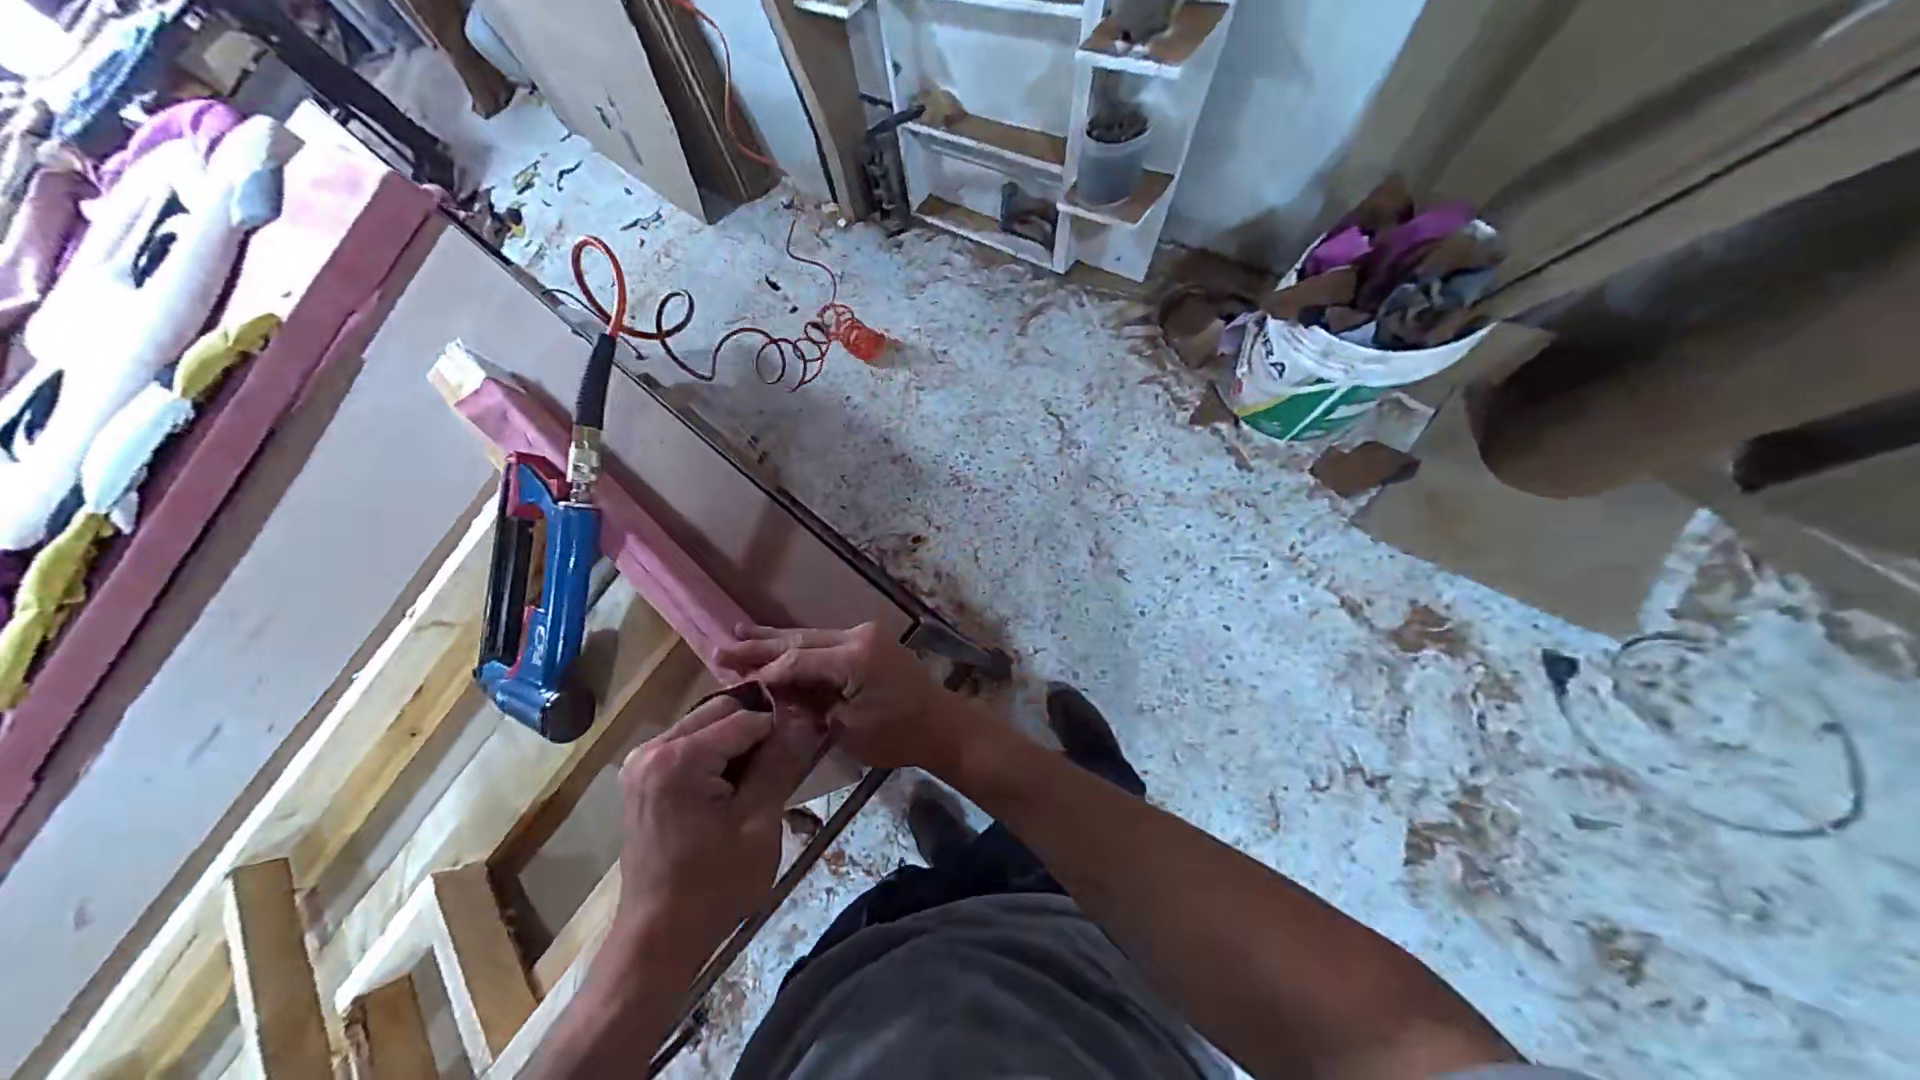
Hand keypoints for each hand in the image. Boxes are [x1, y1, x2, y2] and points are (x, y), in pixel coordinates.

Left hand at [614, 692, 825, 946]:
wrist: (659, 936)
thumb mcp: (759, 822)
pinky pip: (689, 744)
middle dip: (756, 731)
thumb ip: (781, 763)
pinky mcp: (641, 777)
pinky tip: (733, 785)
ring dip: (736, 741)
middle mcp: (651, 749)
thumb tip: (807, 720)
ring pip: (705, 724)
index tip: (804, 747)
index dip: (780, 729)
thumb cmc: (714, 885)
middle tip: (783, 763)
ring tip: (760, 777)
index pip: (745, 717)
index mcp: (678, 758)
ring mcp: (641, 762)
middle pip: (720, 711)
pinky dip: (716, 754)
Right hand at [717, 623, 995, 774]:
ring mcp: (865, 636)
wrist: (942, 726)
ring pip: (810, 636)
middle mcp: (858, 636)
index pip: (797, 660)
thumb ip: (810, 704)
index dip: (763, 672)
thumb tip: (777, 692)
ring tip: (739, 633)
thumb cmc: (897, 735)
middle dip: (760, 646)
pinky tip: (776, 643)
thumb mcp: (847, 727)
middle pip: (799, 640)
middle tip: (721, 647)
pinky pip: (826, 643)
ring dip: (776, 640)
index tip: (729, 678)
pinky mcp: (868, 644)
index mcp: (854, 656)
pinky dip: (800, 647)